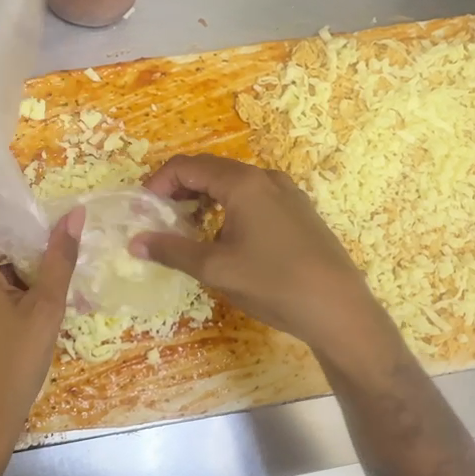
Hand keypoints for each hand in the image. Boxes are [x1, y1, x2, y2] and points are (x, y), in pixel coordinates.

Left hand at [0, 210, 82, 442]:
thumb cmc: (14, 362)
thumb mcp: (45, 308)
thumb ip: (59, 257)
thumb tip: (76, 213)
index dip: (18, 209)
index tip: (47, 209)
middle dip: (20, 237)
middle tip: (55, 241)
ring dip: (13, 260)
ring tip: (47, 264)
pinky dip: (1, 278)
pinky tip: (27, 289)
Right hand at [131, 155, 399, 363]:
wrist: (340, 309)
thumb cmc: (273, 283)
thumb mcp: (215, 269)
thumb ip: (171, 250)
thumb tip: (134, 242)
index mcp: (243, 183)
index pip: (188, 166)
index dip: (159, 183)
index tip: (143, 209)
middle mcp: (266, 178)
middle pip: (211, 170)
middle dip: (179, 189)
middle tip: (159, 218)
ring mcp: (287, 193)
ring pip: (233, 184)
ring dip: (204, 198)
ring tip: (188, 229)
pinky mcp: (299, 212)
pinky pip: (253, 197)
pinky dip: (228, 207)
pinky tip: (224, 237)